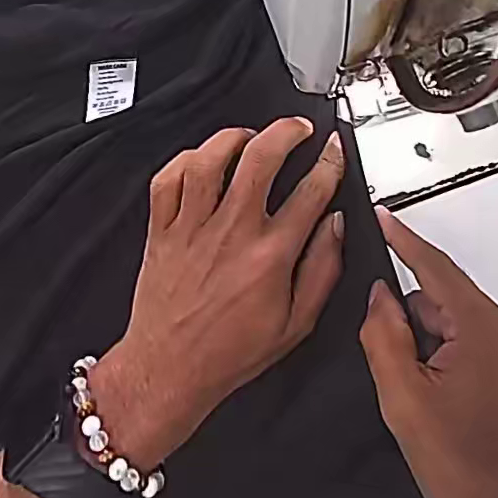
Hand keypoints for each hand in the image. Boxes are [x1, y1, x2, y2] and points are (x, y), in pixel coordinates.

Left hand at [89, 117, 346, 468]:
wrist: (170, 367)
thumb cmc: (228, 350)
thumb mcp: (296, 322)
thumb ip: (323, 269)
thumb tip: (335, 227)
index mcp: (269, 256)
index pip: (309, 192)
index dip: (328, 162)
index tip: (332, 150)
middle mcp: (230, 233)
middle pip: (259, 160)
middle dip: (285, 132)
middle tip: (296, 130)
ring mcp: (192, 229)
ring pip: (209, 161)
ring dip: (233, 138)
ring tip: (248, 136)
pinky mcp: (162, 231)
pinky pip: (167, 181)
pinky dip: (184, 160)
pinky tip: (201, 160)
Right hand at [357, 206, 497, 497]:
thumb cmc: (473, 478)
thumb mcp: (403, 401)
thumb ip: (383, 335)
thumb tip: (381, 298)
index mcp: (487, 330)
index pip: (435, 267)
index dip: (403, 239)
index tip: (385, 217)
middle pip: (443, 302)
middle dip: (415, 328)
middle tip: (404, 378)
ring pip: (460, 325)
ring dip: (436, 349)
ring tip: (434, 405)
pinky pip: (482, 344)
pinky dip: (457, 361)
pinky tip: (453, 406)